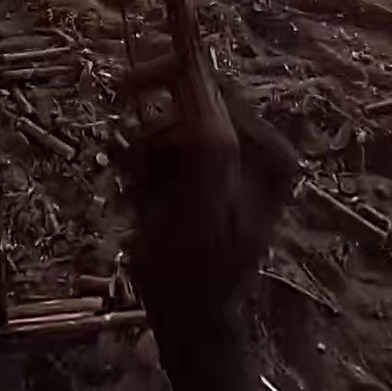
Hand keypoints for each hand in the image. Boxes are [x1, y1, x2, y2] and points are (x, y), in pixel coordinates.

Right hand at [121, 58, 299, 324]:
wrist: (187, 314)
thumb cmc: (201, 266)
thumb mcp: (206, 202)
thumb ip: (206, 138)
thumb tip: (195, 76)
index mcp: (265, 147)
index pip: (212, 85)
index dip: (166, 77)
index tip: (125, 86)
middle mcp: (247, 145)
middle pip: (184, 103)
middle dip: (153, 132)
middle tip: (132, 158)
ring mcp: (220, 158)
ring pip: (164, 124)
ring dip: (143, 152)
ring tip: (141, 190)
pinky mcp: (194, 171)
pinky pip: (157, 145)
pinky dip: (141, 164)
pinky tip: (141, 194)